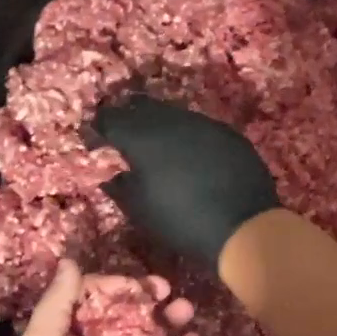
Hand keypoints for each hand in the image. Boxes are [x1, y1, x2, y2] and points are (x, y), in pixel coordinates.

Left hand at [12, 259, 201, 335]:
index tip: (132, 284)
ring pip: (153, 335)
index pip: (96, 297)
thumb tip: (71, 261)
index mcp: (71, 333)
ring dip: (170, 318)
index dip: (115, 285)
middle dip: (147, 296)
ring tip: (185, 308)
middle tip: (164, 287)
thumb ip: (57, 300)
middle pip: (129, 311)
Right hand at [97, 95, 281, 265]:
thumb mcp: (141, 212)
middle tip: (121, 137)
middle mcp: (171, 120)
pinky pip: (198, 127)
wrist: (243, 228)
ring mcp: (203, 123)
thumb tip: (112, 176)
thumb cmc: (182, 223)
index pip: (109, 118)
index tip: (94, 143)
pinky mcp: (228, 134)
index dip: (97, 129)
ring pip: (172, 114)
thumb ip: (121, 187)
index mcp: (142, 137)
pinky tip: (189, 155)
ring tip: (156, 146)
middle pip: (140, 107)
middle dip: (127, 118)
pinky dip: (186, 137)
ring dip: (159, 126)